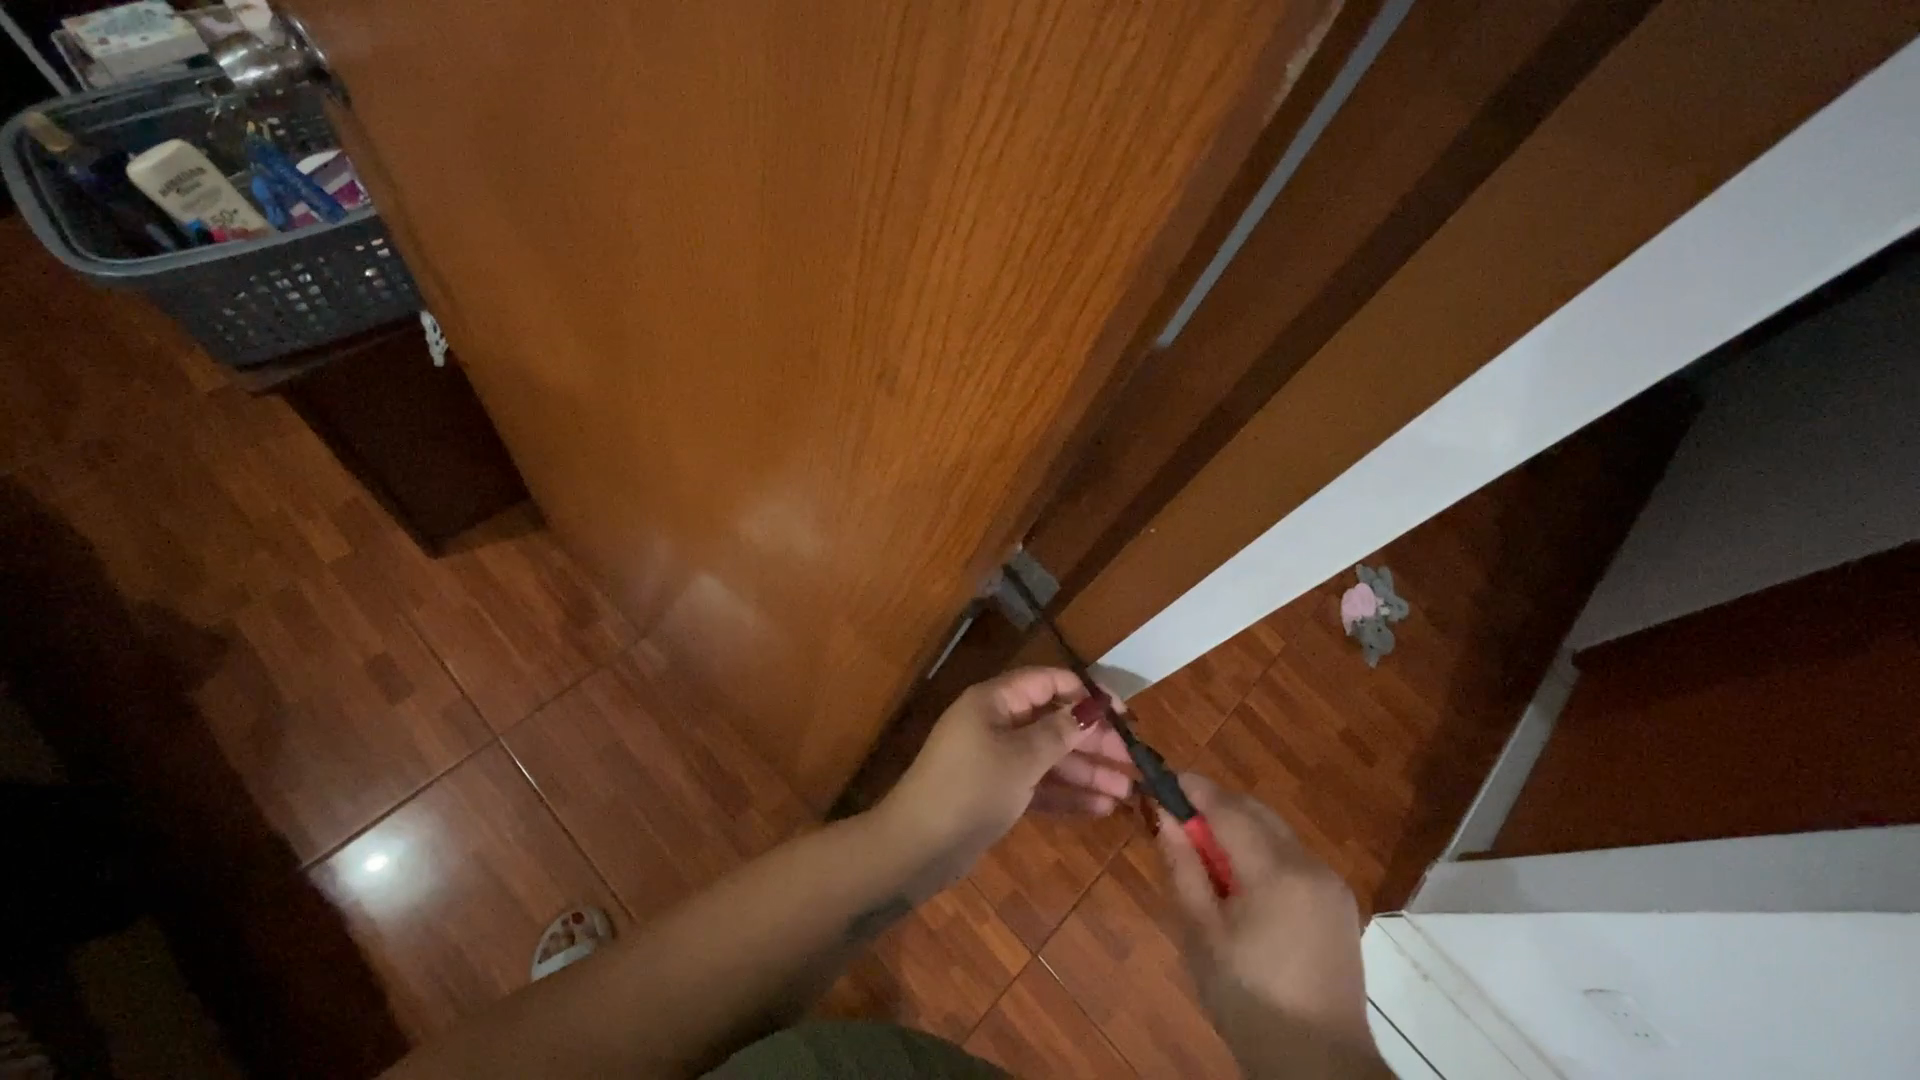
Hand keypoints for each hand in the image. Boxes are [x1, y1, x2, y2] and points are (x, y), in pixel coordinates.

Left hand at [880, 667, 1133, 863]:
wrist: (918, 846)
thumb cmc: (971, 788)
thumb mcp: (1021, 758)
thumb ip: (1059, 732)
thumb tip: (1091, 709)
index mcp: (994, 702)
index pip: (1048, 683)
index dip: (1086, 694)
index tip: (1124, 714)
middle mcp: (996, 725)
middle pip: (1054, 723)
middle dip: (1094, 741)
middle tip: (1134, 762)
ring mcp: (996, 761)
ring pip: (1051, 758)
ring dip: (1088, 772)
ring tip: (1129, 792)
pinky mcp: (997, 794)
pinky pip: (1040, 786)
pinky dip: (1068, 794)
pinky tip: (1102, 808)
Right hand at [1156, 775, 1382, 1075]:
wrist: (1319, 1065)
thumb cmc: (1247, 1000)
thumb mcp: (1201, 934)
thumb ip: (1184, 868)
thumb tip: (1164, 815)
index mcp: (1276, 871)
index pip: (1227, 808)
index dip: (1193, 788)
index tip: (1161, 778)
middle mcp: (1310, 864)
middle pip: (1256, 812)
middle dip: (1216, 805)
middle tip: (1176, 817)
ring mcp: (1331, 883)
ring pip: (1277, 833)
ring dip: (1240, 828)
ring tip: (1203, 854)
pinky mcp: (1339, 904)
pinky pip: (1294, 858)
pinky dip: (1263, 853)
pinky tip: (1240, 883)